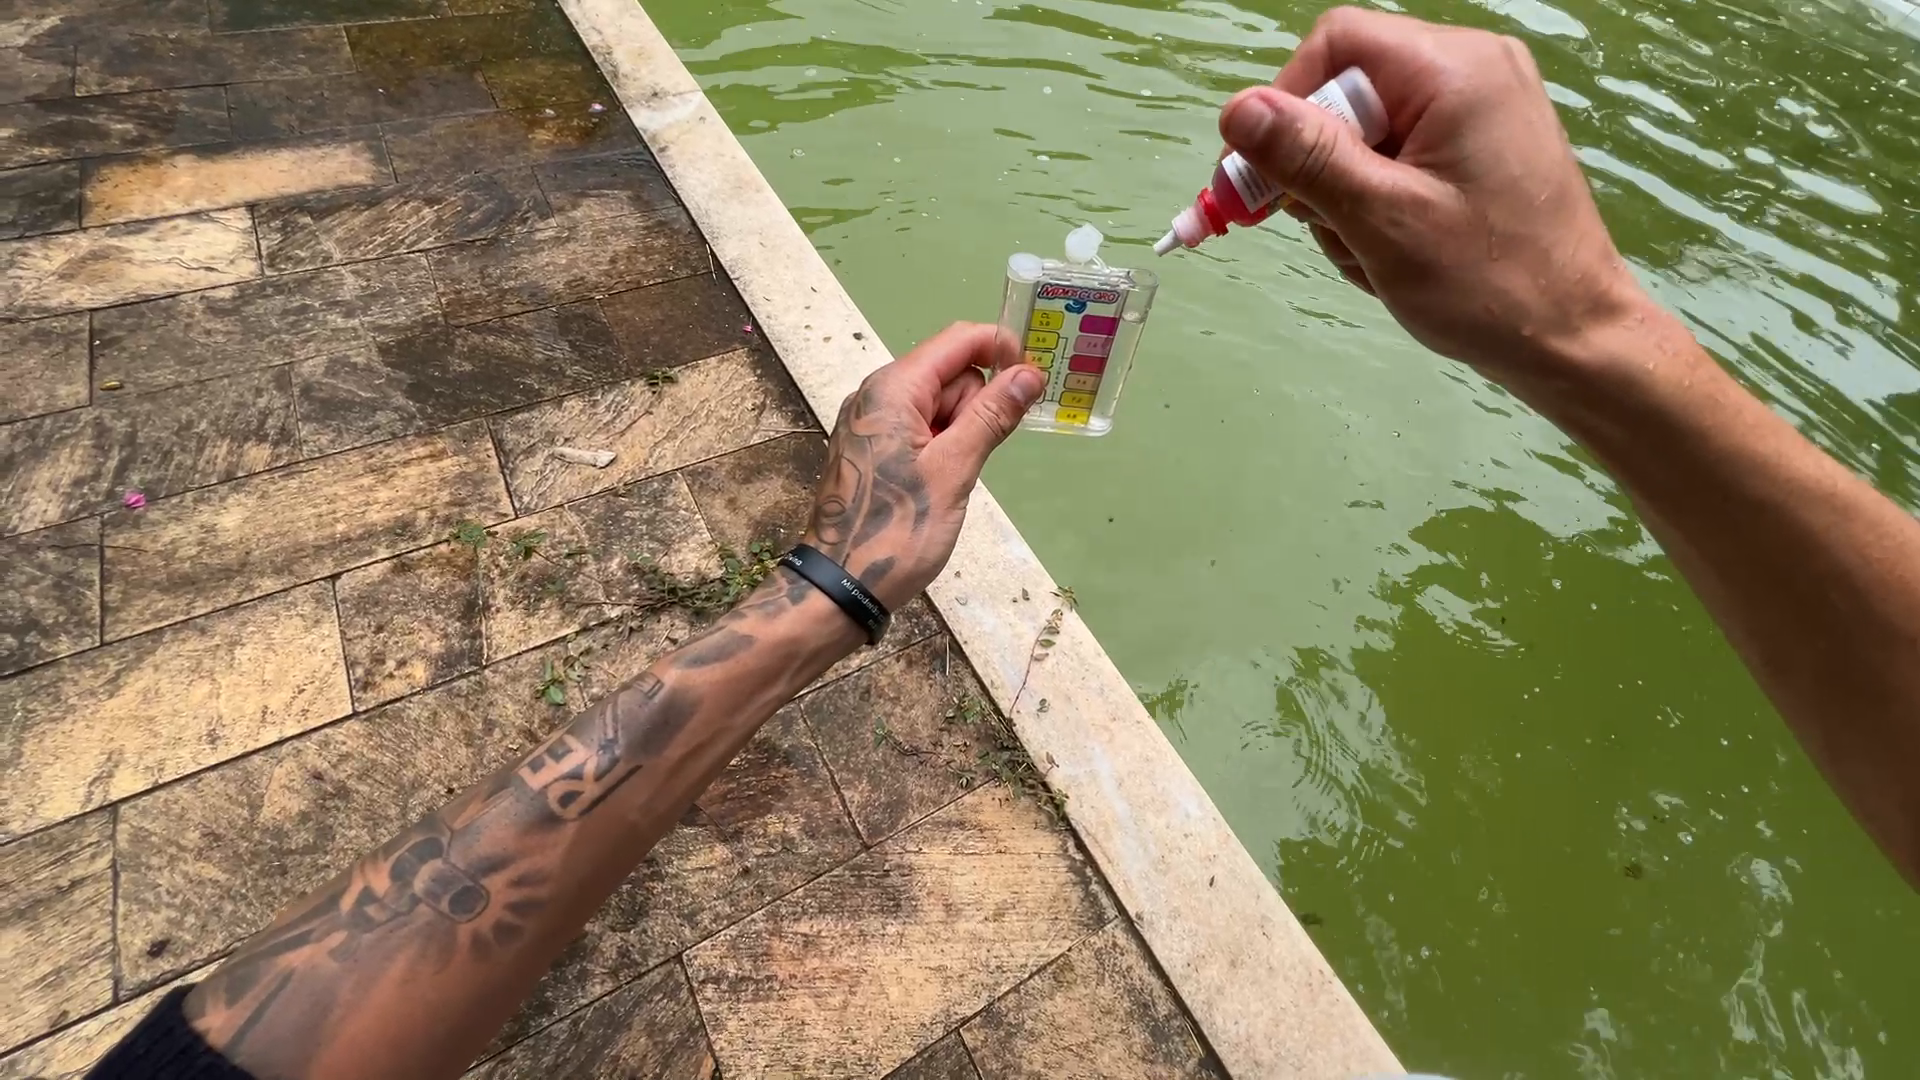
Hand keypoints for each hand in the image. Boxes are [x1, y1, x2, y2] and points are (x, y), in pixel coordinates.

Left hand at [804, 322, 1042, 608]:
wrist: (842, 586)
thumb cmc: (899, 528)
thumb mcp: (954, 470)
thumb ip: (992, 416)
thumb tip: (1029, 373)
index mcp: (894, 388)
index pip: (959, 340)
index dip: (1002, 349)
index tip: (1032, 383)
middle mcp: (878, 395)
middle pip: (951, 374)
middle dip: (977, 406)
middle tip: (968, 461)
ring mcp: (872, 423)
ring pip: (939, 405)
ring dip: (961, 433)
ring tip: (949, 481)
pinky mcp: (873, 450)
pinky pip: (921, 430)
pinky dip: (943, 447)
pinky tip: (939, 482)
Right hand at [1220, 7, 1650, 386]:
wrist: (1562, 334)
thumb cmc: (1480, 280)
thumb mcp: (1380, 219)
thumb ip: (1308, 158)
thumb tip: (1238, 109)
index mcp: (1452, 71)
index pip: (1335, 46)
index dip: (1279, 104)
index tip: (1251, 178)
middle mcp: (1464, 74)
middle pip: (1342, 95)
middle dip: (1312, 169)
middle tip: (1319, 227)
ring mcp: (1468, 115)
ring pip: (1355, 141)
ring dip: (1337, 202)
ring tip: (1368, 252)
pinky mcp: (1464, 154)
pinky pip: (1384, 167)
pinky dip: (1364, 211)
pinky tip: (1385, 252)